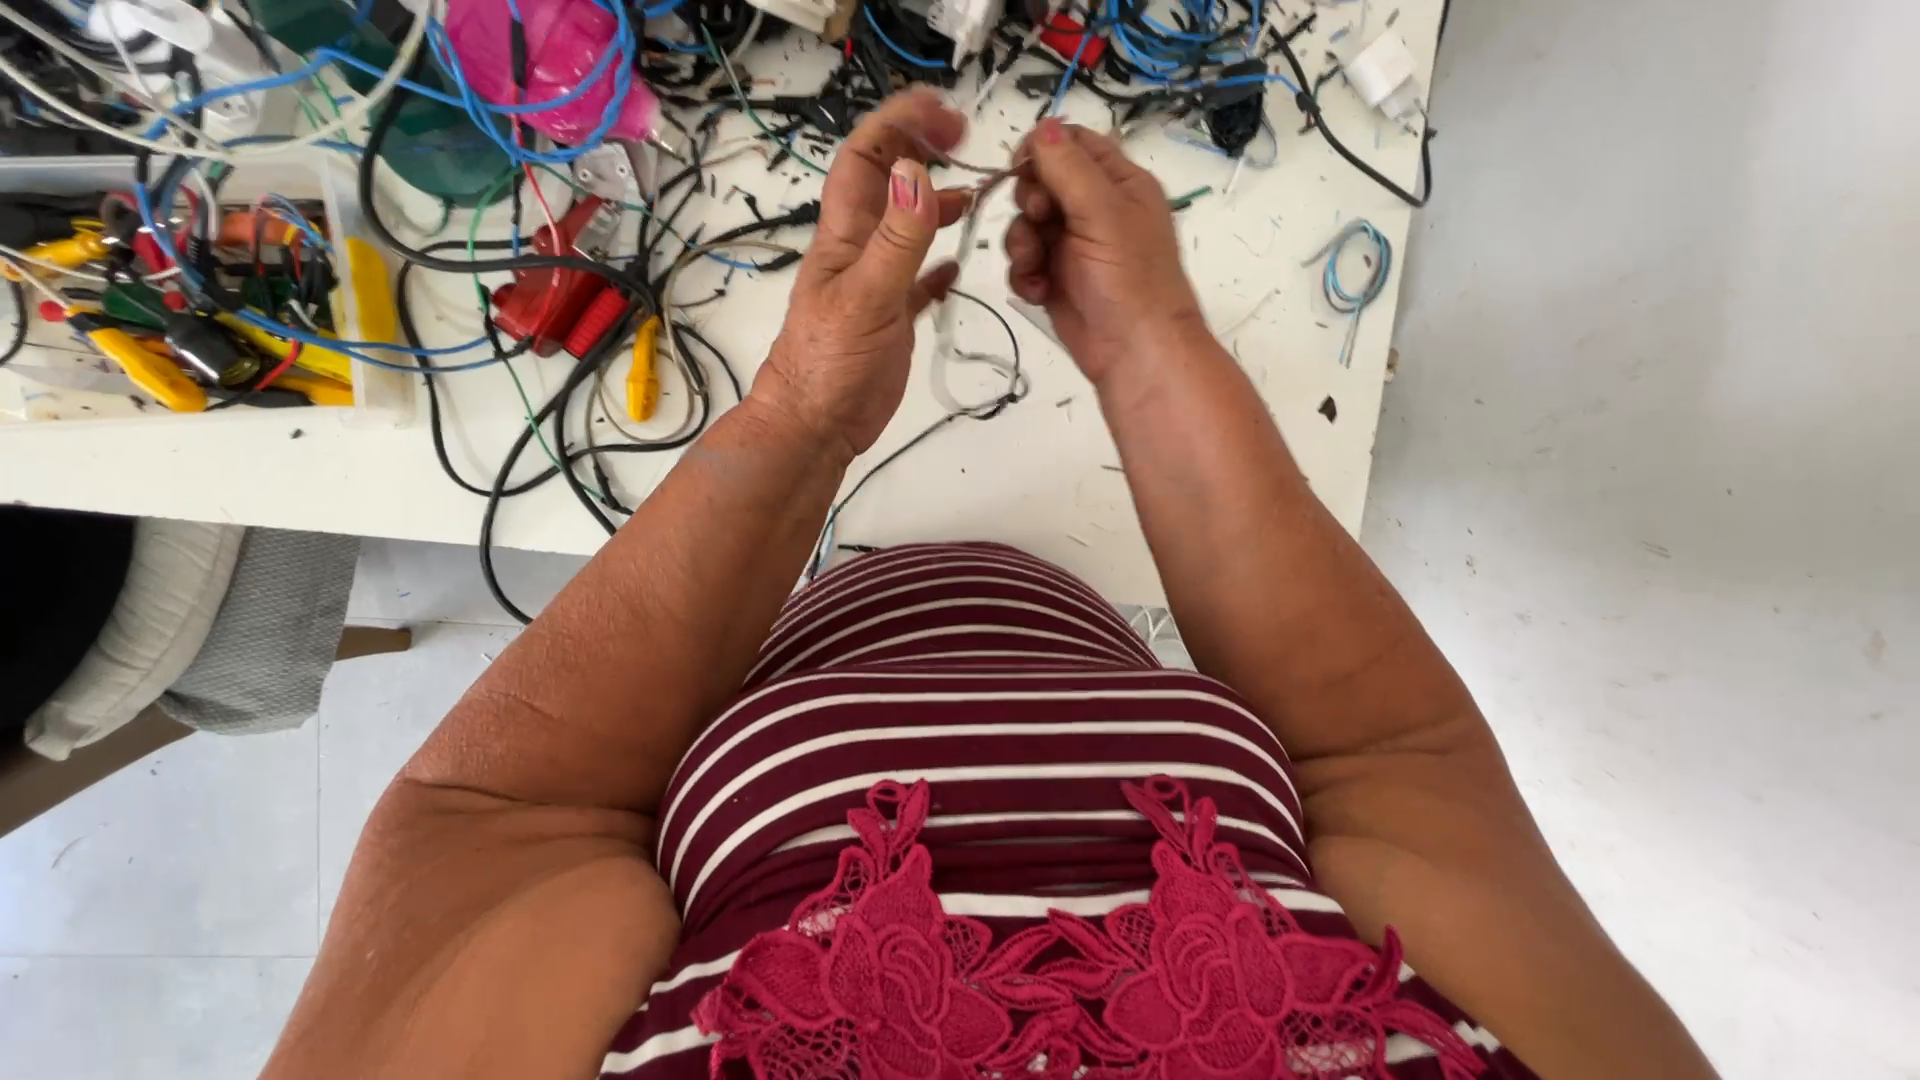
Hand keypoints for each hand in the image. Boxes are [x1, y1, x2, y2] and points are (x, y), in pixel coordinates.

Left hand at [754, 89, 973, 454]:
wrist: (815, 425)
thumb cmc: (829, 364)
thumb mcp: (866, 297)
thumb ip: (896, 240)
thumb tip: (916, 174)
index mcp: (847, 237)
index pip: (867, 159)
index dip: (899, 126)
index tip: (944, 115)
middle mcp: (861, 252)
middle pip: (888, 185)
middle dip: (921, 152)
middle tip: (965, 143)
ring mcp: (876, 286)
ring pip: (907, 229)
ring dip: (935, 204)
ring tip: (974, 196)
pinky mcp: (890, 320)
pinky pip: (916, 281)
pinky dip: (936, 267)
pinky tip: (956, 266)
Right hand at [1004, 119, 1207, 384]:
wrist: (1135, 352)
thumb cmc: (1129, 278)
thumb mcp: (1103, 212)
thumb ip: (1068, 167)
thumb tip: (1042, 125)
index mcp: (1118, 183)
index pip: (1072, 144)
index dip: (1042, 151)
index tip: (1024, 170)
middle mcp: (1094, 209)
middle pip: (1040, 184)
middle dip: (1029, 204)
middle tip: (1040, 222)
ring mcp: (1072, 247)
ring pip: (1025, 226)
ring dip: (1022, 245)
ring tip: (1036, 268)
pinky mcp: (1055, 281)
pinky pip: (1024, 264)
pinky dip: (1025, 276)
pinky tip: (1039, 292)